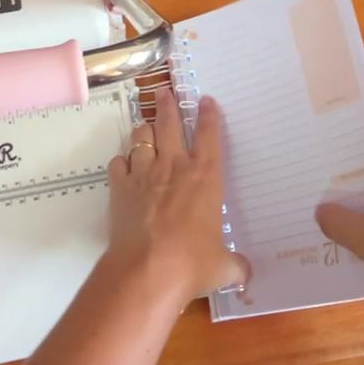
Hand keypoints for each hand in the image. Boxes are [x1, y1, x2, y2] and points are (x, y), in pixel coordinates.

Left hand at [104, 90, 249, 309]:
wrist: (147, 270)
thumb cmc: (193, 263)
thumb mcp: (222, 266)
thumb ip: (234, 264)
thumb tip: (245, 274)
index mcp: (205, 177)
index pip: (209, 135)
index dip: (209, 115)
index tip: (206, 100)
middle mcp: (174, 167)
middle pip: (169, 123)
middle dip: (168, 104)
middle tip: (164, 91)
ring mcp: (144, 173)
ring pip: (142, 137)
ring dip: (144, 130)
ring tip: (146, 126)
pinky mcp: (120, 186)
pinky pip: (119, 163)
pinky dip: (122, 162)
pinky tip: (125, 166)